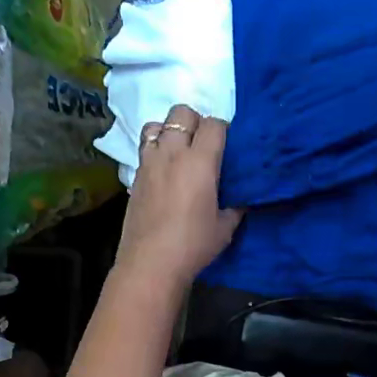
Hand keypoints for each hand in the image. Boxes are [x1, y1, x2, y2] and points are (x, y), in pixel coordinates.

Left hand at [114, 104, 241, 288]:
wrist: (151, 263)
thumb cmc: (193, 245)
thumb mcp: (225, 228)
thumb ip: (235, 207)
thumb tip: (242, 199)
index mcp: (200, 161)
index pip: (213, 124)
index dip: (222, 130)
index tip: (226, 146)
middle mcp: (172, 153)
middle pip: (181, 113)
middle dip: (194, 121)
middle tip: (202, 144)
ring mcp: (149, 162)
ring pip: (155, 124)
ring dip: (169, 130)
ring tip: (177, 150)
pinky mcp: (134, 176)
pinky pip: (144, 148)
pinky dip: (155, 149)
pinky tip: (163, 170)